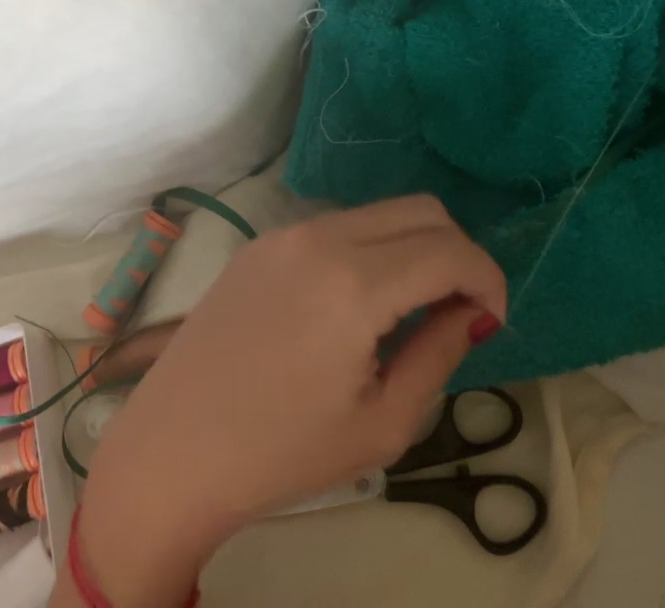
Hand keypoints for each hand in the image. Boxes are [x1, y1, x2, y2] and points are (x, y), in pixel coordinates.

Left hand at [65, 196, 506, 607]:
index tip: (491, 322)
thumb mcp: (382, 423)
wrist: (173, 451)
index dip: (488, 280)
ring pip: (378, 213)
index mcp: (354, 284)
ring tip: (411, 310)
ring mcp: (283, 234)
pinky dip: (370, 249)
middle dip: (457, 254)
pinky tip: (359, 303)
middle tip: (459, 311)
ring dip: (413, 248)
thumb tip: (470, 312)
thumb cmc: (280, 453)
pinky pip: (336, 227)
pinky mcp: (259, 244)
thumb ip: (439, 354)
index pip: (451, 251)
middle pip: (421, 211)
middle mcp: (320, 238)